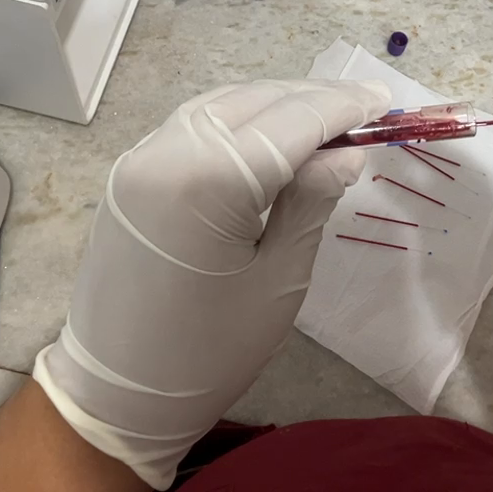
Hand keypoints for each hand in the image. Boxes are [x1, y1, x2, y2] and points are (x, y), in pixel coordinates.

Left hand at [32, 79, 389, 488]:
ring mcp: (143, 155)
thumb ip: (311, 202)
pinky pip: (194, 122)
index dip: (342, 106)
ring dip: (276, 100)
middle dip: (314, 97)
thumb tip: (345, 153)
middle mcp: (169, 150)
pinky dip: (239, 115)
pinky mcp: (132, 169)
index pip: (292, 120)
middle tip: (363, 106)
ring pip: (224, 102)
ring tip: (324, 114)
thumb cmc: (206, 352)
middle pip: (257, 100)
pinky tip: (268, 128)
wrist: (110, 394)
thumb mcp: (278, 281)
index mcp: (208, 180)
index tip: (382, 99)